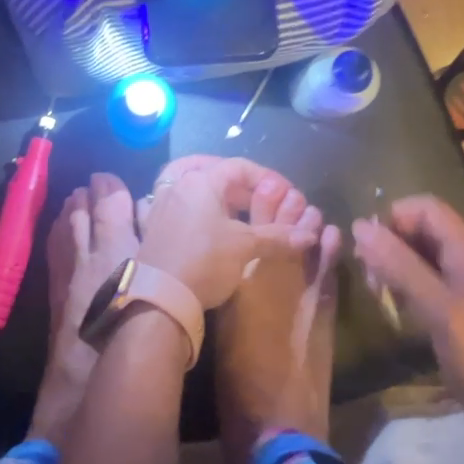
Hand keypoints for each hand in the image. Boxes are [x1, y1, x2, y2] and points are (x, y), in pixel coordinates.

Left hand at [138, 155, 320, 308]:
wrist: (161, 296)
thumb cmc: (205, 261)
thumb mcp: (245, 246)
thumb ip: (277, 236)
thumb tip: (309, 234)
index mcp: (199, 181)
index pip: (239, 166)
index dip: (267, 177)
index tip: (287, 194)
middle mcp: (176, 185)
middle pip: (213, 172)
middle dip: (242, 185)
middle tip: (263, 201)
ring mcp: (161, 205)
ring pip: (191, 185)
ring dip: (216, 193)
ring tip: (238, 210)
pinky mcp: (154, 225)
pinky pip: (178, 204)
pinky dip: (197, 207)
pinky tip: (210, 224)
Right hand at [352, 196, 463, 460]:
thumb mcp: (440, 311)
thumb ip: (399, 266)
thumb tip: (359, 226)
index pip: (426, 208)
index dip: (392, 219)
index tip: (367, 251)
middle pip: (426, 232)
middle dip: (391, 246)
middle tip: (370, 282)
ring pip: (429, 262)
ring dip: (400, 271)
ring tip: (382, 301)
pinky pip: (438, 290)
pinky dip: (415, 294)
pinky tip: (405, 318)